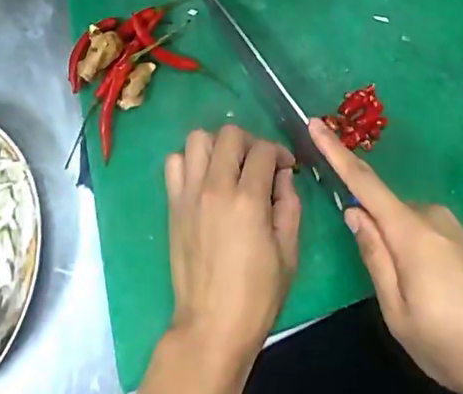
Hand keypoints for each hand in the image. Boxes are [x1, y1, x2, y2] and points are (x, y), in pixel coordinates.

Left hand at [141, 125, 301, 393]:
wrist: (211, 327)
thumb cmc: (256, 294)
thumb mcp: (288, 251)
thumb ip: (289, 204)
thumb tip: (282, 176)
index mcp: (248, 199)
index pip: (264, 149)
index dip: (280, 153)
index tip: (286, 168)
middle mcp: (215, 188)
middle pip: (230, 134)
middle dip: (251, 142)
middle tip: (259, 164)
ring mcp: (189, 195)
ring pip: (197, 139)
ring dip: (218, 146)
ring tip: (229, 166)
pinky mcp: (173, 206)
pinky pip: (174, 163)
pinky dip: (189, 161)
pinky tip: (204, 179)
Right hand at [311, 119, 462, 393]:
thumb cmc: (456, 343)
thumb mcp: (400, 314)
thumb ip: (374, 258)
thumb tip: (354, 213)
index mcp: (411, 231)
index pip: (365, 182)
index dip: (337, 152)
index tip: (316, 122)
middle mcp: (432, 217)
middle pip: (386, 210)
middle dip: (371, 231)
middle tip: (380, 281)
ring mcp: (454, 227)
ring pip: (407, 227)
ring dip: (396, 251)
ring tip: (413, 305)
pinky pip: (426, 236)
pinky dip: (414, 254)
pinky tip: (431, 297)